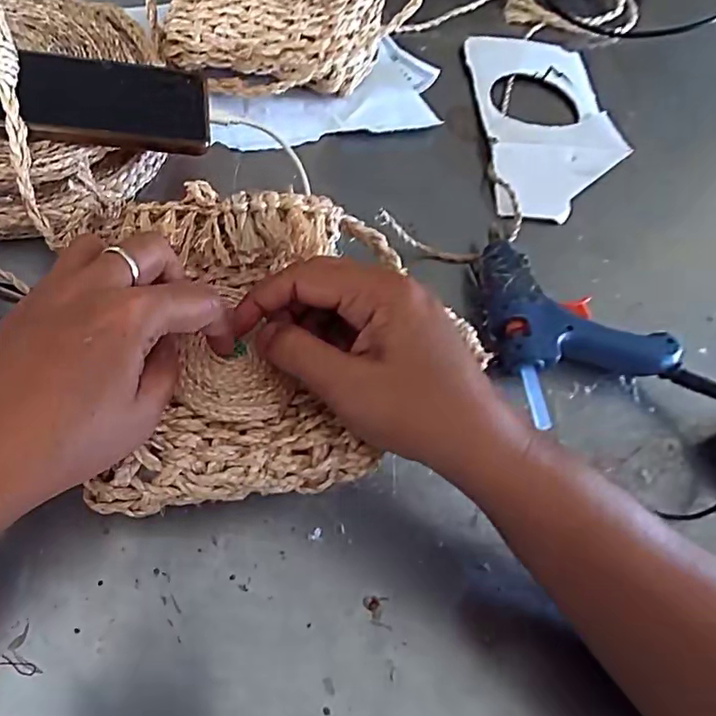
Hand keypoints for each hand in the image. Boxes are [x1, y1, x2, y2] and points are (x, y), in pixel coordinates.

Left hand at [0, 233, 228, 550]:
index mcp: (132, 314)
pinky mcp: (28, 298)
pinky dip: (94, 275)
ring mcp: (56, 286)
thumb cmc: (69, 442)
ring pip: (105, 243)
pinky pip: (70, 265)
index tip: (221, 343)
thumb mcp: (140, 419)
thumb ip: (166, 372)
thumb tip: (168, 346)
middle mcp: (95, 285)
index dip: (218, 319)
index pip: (194, 297)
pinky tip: (91, 317)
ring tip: (133, 304)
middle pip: (152, 247)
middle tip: (178, 315)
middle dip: (179, 275)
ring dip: (131, 263)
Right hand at [223, 257, 529, 481]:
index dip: (263, 298)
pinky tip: (324, 363)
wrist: (478, 440)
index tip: (237, 329)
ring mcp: (403, 305)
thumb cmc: (413, 413)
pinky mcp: (407, 326)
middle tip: (263, 346)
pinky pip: (356, 318)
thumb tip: (261, 334)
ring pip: (336, 301)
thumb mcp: (344, 385)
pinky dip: (329, 336)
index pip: (305, 275)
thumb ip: (295, 352)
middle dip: (284, 310)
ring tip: (294, 360)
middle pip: (321, 282)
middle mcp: (393, 286)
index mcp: (380, 291)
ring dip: (306, 325)